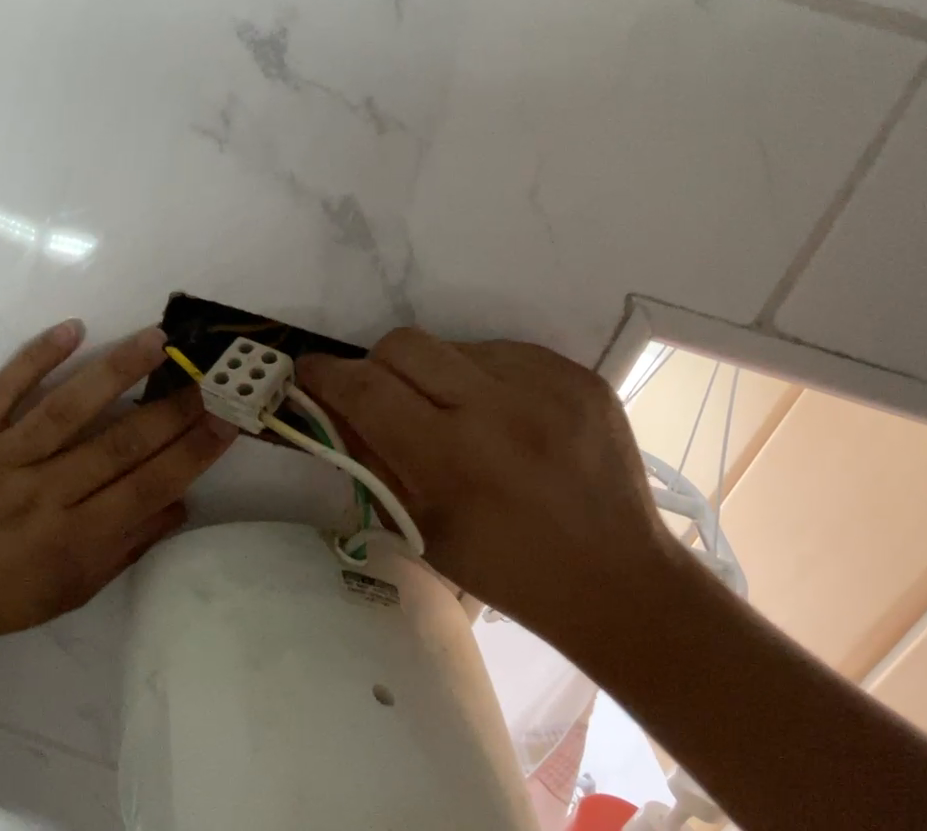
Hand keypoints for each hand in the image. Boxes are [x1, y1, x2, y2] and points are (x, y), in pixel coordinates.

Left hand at [0, 321, 237, 660]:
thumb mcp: (68, 592)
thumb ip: (125, 548)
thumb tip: (181, 504)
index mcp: (72, 542)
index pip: (147, 488)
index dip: (193, 453)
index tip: (229, 420)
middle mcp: (41, 497)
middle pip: (118, 445)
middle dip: (172, 410)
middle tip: (211, 376)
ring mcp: (0, 462)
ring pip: (67, 410)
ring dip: (115, 371)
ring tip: (157, 340)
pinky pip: (3, 392)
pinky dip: (36, 358)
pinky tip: (72, 329)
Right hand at [298, 329, 675, 643]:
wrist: (619, 581)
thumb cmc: (505, 569)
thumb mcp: (418, 525)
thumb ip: (369, 457)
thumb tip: (328, 405)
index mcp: (452, 458)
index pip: (364, 389)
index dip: (325, 375)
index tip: (308, 372)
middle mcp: (498, 409)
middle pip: (403, 345)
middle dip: (377, 366)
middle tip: (383, 397)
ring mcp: (546, 386)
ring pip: (452, 344)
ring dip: (435, 373)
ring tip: (456, 415)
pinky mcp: (578, 375)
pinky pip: (502, 352)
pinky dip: (484, 376)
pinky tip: (501, 416)